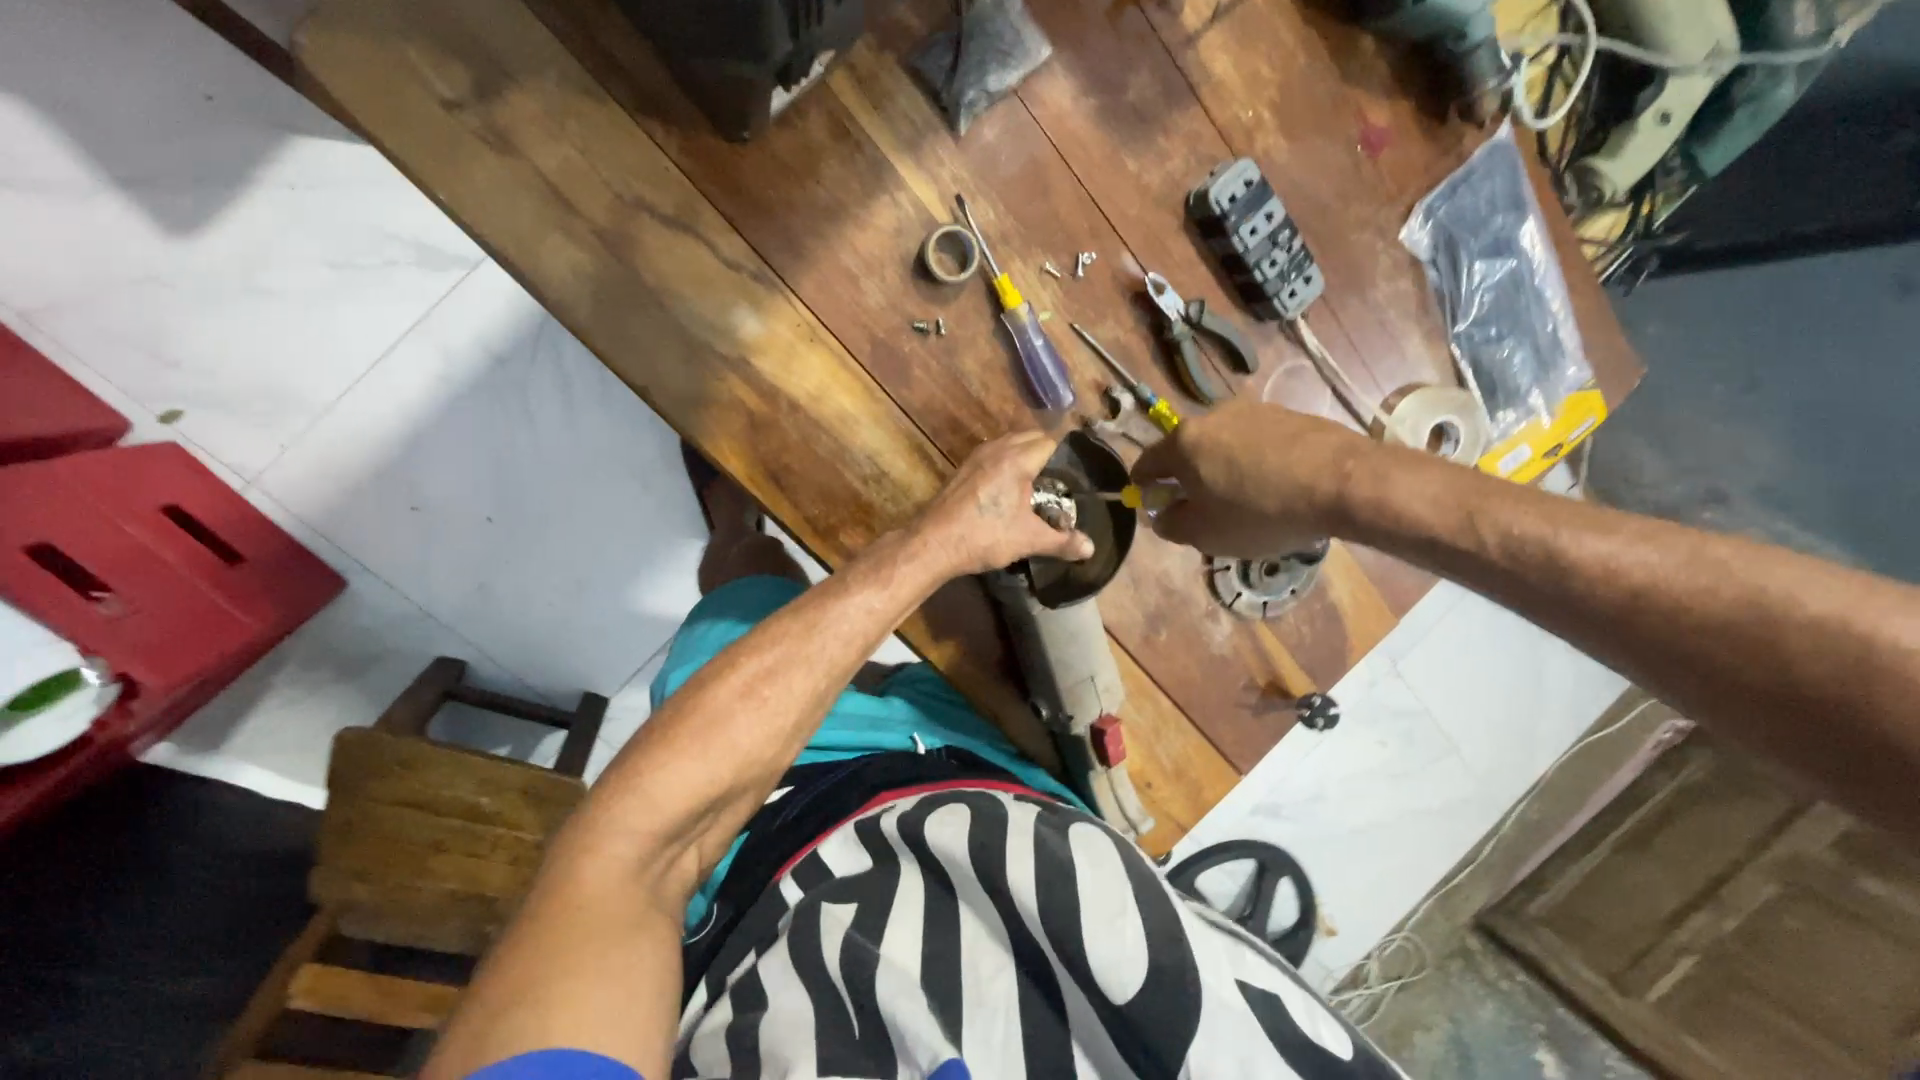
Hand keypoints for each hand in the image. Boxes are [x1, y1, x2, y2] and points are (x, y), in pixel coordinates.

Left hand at [915, 432, 1095, 575]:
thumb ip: (1062, 542)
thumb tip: (1090, 549)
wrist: (932, 543)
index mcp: (1016, 459)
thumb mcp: (1028, 540)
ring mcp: (976, 456)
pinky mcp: (964, 468)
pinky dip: (1006, 464)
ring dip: (1025, 457)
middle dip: (1048, 454)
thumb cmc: (983, 537)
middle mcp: (996, 449)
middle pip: (1031, 438)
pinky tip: (1010, 490)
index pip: (1051, 441)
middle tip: (1061, 481)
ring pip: (1010, 444)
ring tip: (1038, 485)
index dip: (1067, 456)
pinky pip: (994, 455)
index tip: (1077, 475)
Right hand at [1131, 399, 1373, 557]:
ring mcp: (1252, 411)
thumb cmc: (1260, 512)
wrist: (1342, 483)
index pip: (1146, 463)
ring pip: (1223, 445)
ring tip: (1245, 499)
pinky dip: (1255, 462)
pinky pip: (1257, 442)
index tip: (1150, 504)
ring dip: (1223, 468)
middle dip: (1188, 478)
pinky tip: (1276, 487)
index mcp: (1183, 443)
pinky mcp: (1287, 414)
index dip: (1143, 486)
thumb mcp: (1205, 534)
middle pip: (1187, 451)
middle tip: (1202, 508)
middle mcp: (1211, 417)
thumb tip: (1162, 515)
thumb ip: (1171, 525)